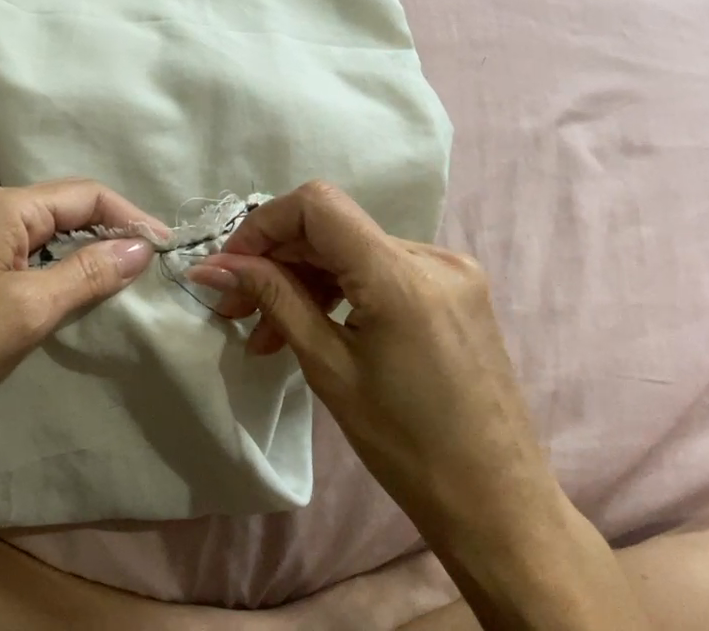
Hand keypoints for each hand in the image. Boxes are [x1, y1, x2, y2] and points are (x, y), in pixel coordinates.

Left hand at [0, 179, 162, 442]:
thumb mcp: (31, 309)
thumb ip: (88, 273)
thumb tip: (142, 247)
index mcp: (6, 207)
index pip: (86, 194)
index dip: (131, 218)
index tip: (167, 249)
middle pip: (67, 206)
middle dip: (111, 229)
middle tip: (151, 264)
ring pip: (47, 229)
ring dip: (85, 247)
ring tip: (124, 277)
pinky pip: (26, 248)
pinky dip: (58, 262)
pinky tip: (76, 286)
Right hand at [185, 182, 561, 549]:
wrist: (498, 503)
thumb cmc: (407, 445)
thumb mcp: (328, 367)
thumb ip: (273, 300)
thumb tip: (211, 268)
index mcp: (402, 276)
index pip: (316, 205)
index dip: (263, 225)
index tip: (230, 269)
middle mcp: (432, 257)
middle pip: (330, 228)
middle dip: (274, 261)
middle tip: (234, 310)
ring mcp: (450, 272)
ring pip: (351, 250)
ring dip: (302, 280)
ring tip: (267, 333)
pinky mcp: (456, 291)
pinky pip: (380, 270)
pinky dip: (338, 291)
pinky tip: (313, 328)